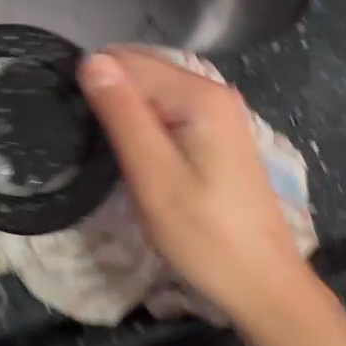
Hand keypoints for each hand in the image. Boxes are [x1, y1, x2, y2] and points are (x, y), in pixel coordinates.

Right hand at [78, 46, 313, 325]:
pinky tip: (138, 154)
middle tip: (97, 141)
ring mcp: (217, 110)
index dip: (95, 84)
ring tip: (115, 150)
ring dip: (123, 108)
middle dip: (109, 93)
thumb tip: (90, 59)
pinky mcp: (215, 130)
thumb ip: (121, 114)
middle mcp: (212, 91)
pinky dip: (142, 120)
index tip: (81, 123)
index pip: (124, 60)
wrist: (264, 286)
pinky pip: (163, 105)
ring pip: (148, 86)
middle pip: (138, 67)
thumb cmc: (204, 235)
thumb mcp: (153, 176)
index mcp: (198, 96)